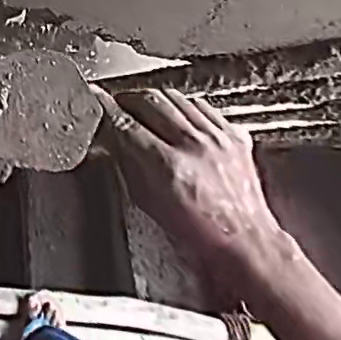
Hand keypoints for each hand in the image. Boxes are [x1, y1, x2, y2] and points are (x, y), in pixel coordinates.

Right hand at [91, 86, 289, 289]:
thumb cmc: (197, 231)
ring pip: (174, 97)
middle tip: (116, 104)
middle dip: (126, 99)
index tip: (94, 96)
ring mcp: (218, 138)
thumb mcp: (146, 199)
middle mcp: (194, 146)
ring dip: (152, 100)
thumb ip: (126, 162)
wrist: (246, 242)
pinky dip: (183, 106)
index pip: (125, 122)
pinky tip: (176, 116)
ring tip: (143, 108)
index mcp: (167, 165)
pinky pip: (201, 106)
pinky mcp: (234, 136)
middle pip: (149, 100)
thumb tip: (110, 135)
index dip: (104, 106)